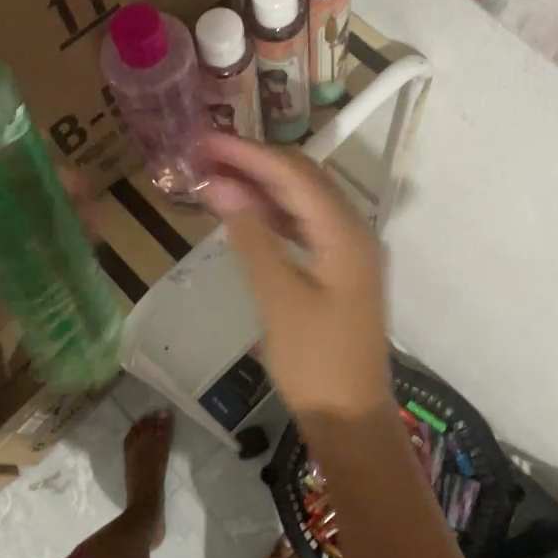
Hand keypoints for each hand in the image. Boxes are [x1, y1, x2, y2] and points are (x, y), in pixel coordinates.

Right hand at [199, 135, 393, 419]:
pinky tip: (244, 213)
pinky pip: (305, 227)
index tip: (204, 140)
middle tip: (204, 153)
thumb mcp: (278, 298)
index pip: (293, 174)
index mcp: (344, 233)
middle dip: (254, 162)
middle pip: (303, 180)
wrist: (350, 417)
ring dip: (262, 187)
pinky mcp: (339, 270)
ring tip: (216, 176)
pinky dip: (274, 215)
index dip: (248, 153)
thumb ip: (250, 237)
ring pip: (303, 202)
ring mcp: (349, 251)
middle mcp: (353, 231)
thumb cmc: (315, 361)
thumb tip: (219, 185)